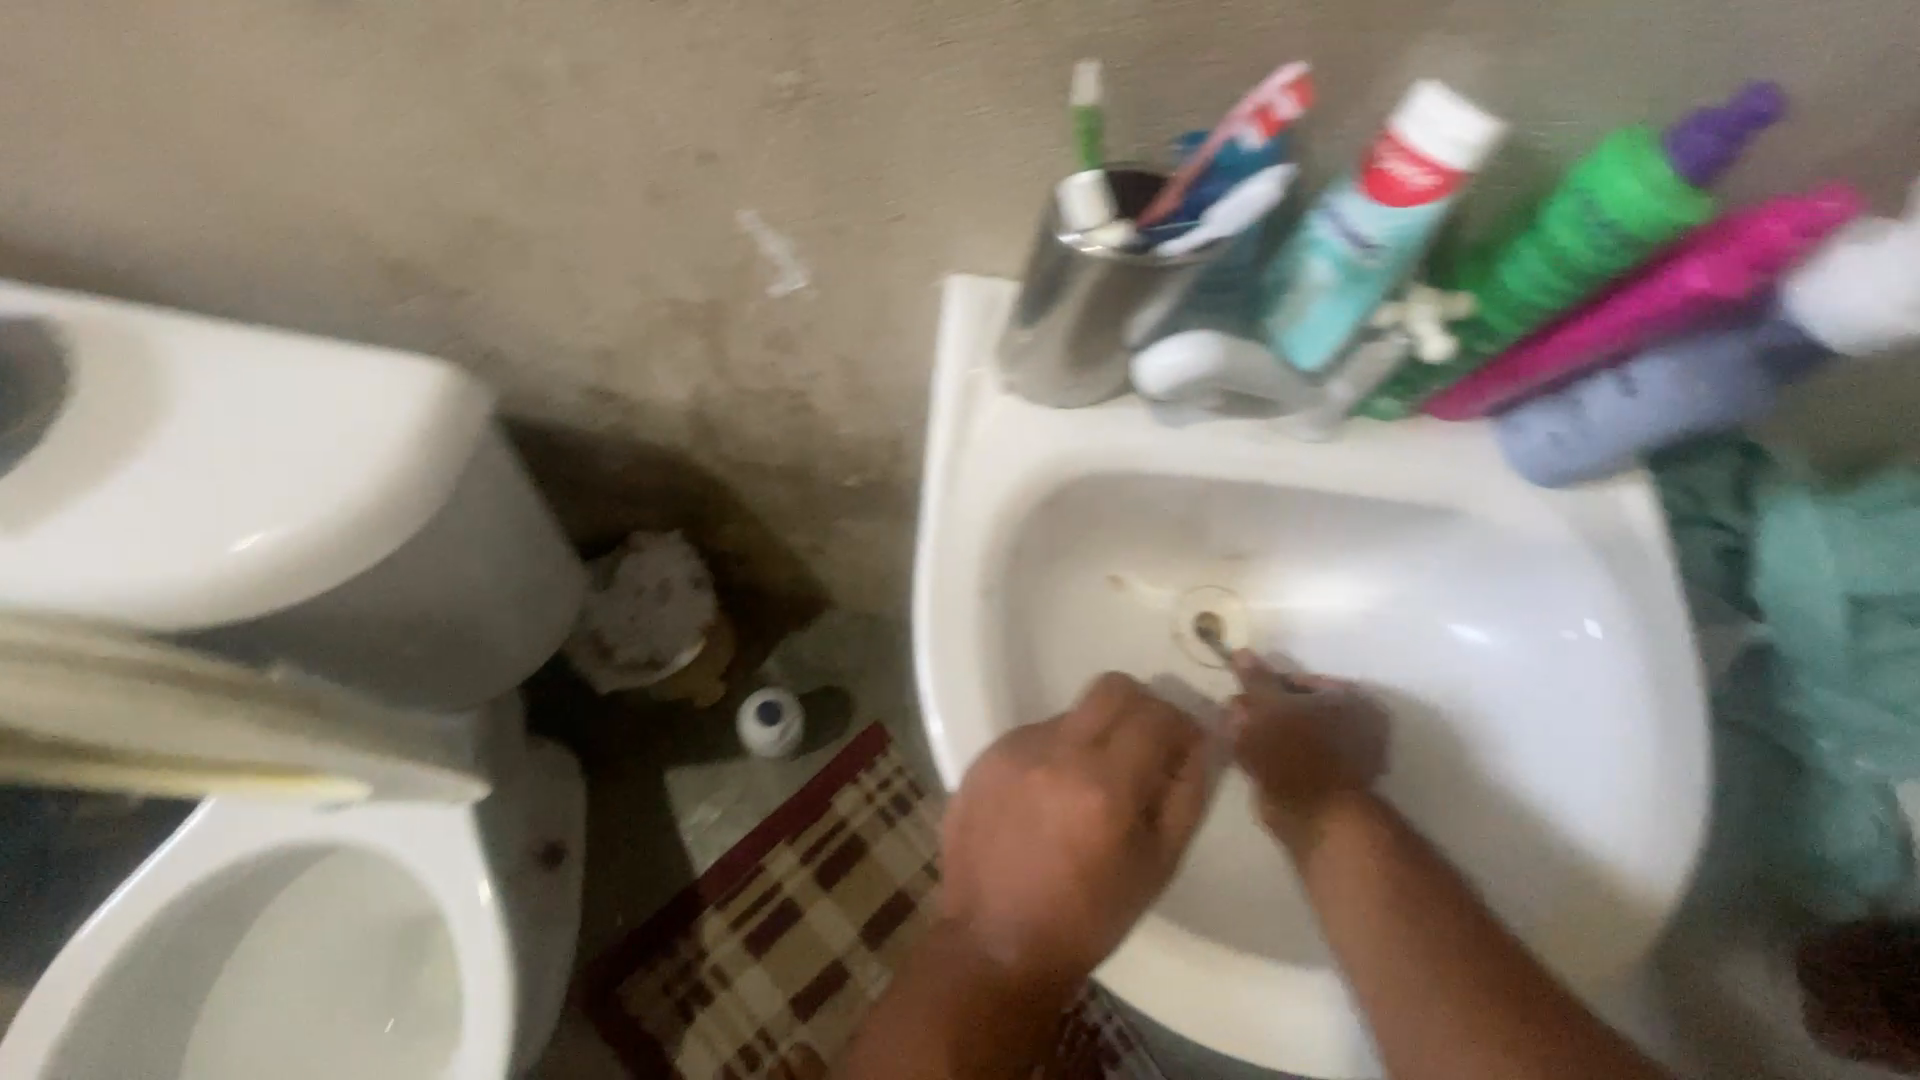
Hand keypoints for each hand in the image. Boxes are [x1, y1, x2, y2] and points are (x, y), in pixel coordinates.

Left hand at [939, 673, 1214, 986]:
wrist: (991, 942)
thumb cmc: (1086, 918)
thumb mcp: (1156, 866)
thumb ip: (1186, 795)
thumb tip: (1203, 742)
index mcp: (1104, 784)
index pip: (1156, 713)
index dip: (1180, 724)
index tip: (1184, 746)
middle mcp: (1056, 752)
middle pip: (1113, 688)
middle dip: (1141, 709)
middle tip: (1146, 748)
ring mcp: (1014, 750)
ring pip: (1073, 711)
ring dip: (1095, 734)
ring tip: (1091, 785)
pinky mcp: (984, 757)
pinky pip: (1036, 734)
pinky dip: (1056, 752)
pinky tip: (1051, 797)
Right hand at [1228, 650, 1389, 844]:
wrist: (1314, 815)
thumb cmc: (1294, 749)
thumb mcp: (1267, 704)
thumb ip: (1255, 679)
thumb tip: (1242, 652)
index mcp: (1352, 699)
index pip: (1300, 680)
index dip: (1265, 683)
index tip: (1239, 692)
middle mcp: (1359, 725)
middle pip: (1298, 707)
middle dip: (1262, 710)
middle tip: (1233, 715)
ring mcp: (1348, 758)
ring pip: (1295, 734)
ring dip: (1264, 733)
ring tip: (1235, 736)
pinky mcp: (1331, 785)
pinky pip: (1296, 759)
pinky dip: (1274, 756)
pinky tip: (1248, 757)